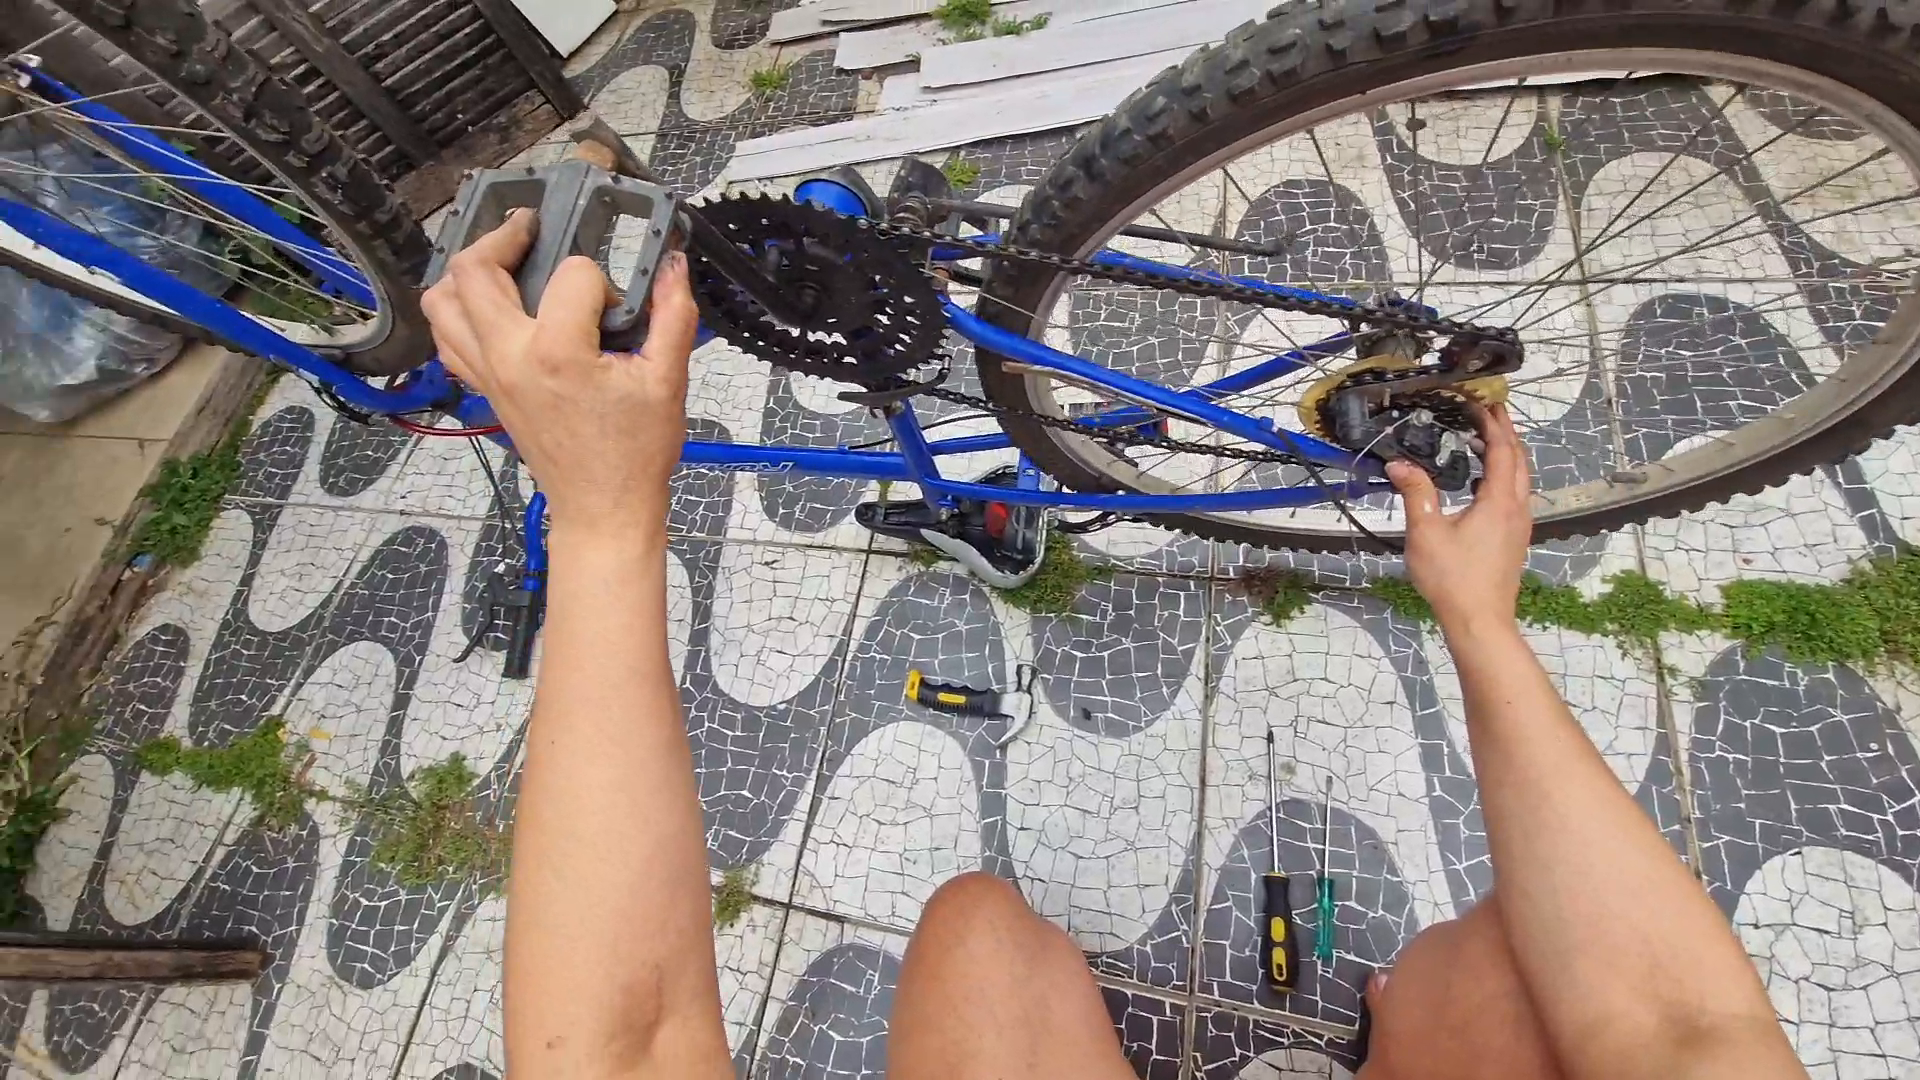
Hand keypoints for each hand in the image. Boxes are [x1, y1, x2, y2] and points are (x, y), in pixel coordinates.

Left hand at [422, 209, 697, 538]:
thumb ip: (673, 317)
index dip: (603, 282)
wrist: (604, 507)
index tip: (622, 310)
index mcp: (557, 352)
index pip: (573, 276)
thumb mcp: (668, 383)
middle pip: (475, 268)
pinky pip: (445, 336)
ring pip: (442, 300)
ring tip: (502, 262)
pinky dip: (456, 310)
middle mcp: (507, 355)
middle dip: (505, 235)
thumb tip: (674, 264)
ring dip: (465, 269)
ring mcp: (485, 373)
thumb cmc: (638, 451)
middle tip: (535, 227)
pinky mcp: (482, 389)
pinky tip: (488, 308)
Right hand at [1384, 403, 1532, 634]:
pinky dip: (1502, 474)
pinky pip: (1514, 493)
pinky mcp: (1512, 537)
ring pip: (1520, 477)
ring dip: (1506, 453)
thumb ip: (1416, 494)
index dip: (1494, 424)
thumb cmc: (1451, 576)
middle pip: (1519, 460)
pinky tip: (1481, 480)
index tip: (1480, 402)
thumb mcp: (1426, 532)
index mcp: (1499, 501)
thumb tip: (1398, 464)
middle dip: (1505, 432)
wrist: (1479, 618)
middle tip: (1486, 412)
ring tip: (1484, 439)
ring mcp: (1518, 524)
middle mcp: (1516, 508)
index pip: (1502, 451)